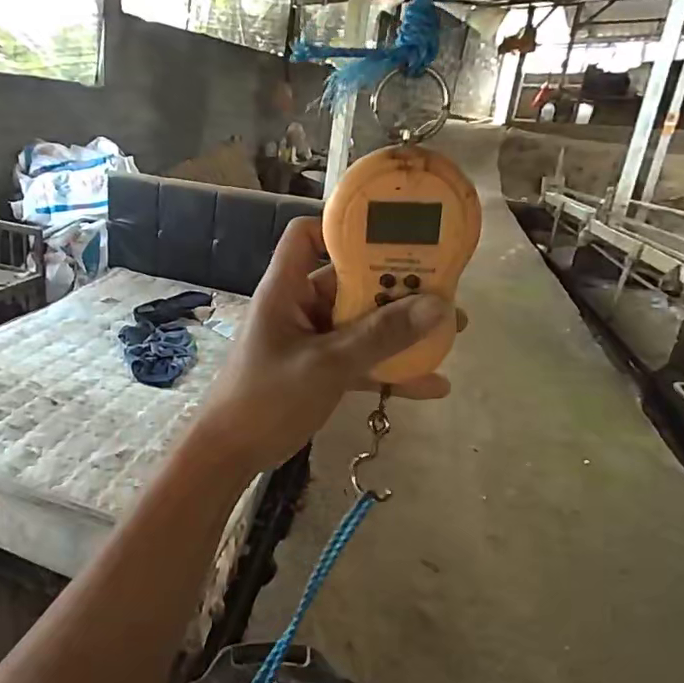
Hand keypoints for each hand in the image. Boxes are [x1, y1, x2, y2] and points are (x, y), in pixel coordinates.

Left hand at [194, 216, 463, 477]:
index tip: (391, 235)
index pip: (307, 235)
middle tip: (443, 287)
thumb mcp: (327, 365)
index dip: (343, 228)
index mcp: (287, 288)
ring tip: (452, 328)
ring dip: (401, 327)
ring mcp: (311, 338)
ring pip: (361, 321)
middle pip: (350, 280)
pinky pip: (360, 358)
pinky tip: (433, 384)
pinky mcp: (321, 369)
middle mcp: (300, 305)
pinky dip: (390, 367)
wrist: (231, 454)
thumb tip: (438, 306)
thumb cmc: (267, 399)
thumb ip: (380, 336)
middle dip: (395, 285)